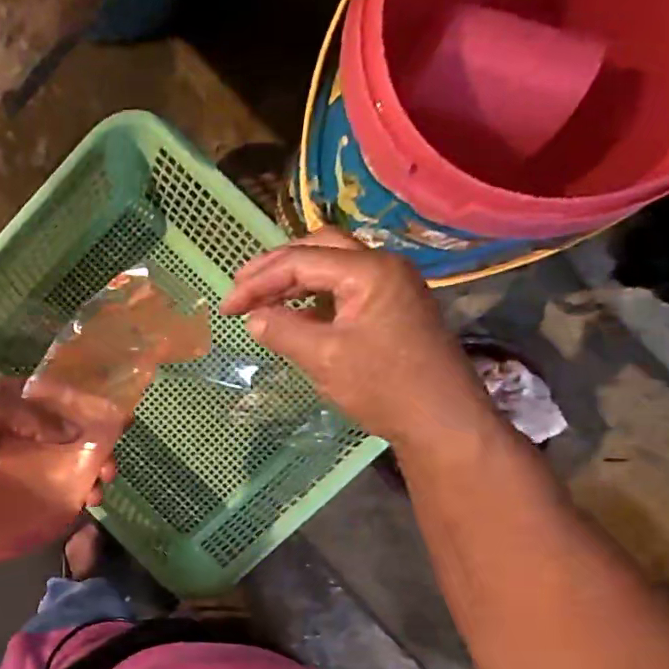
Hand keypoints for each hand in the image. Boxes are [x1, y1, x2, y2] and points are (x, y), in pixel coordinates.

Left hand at [0, 380, 116, 500]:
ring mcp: (24, 444)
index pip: (70, 397)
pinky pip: (47, 474)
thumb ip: (35, 418)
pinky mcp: (16, 468)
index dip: (98, 409)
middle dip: (96, 450)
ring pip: (64, 456)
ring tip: (97, 493)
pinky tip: (77, 499)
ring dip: (85, 472)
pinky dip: (64, 485)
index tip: (123, 424)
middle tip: (110, 470)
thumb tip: (76, 432)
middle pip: (73, 431)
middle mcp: (31, 417)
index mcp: (27, 393)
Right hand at [219, 229, 495, 449]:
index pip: (300, 262)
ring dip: (293, 279)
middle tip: (241, 288)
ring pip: (332, 266)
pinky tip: (293, 315)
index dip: (257, 282)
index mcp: (369, 271)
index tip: (227, 308)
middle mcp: (383, 267)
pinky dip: (313, 295)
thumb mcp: (324, 358)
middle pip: (318, 248)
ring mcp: (391, 286)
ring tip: (260, 301)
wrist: (441, 420)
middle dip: (275, 266)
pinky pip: (344, 288)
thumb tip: (254, 318)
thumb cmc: (384, 386)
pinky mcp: (392, 308)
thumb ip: (283, 331)